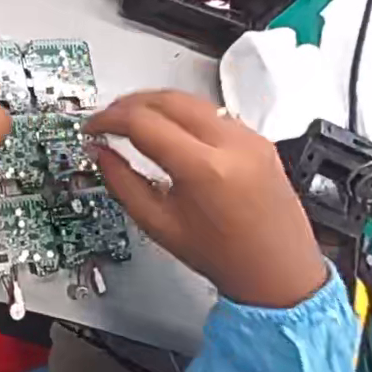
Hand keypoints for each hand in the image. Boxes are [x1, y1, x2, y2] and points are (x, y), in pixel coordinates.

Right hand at [86, 90, 326, 308]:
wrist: (279, 272)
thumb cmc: (225, 256)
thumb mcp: (157, 223)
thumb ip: (121, 182)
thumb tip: (100, 152)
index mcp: (204, 169)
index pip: (142, 121)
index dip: (108, 120)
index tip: (92, 128)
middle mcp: (232, 145)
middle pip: (166, 99)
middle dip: (127, 104)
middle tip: (105, 120)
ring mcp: (249, 139)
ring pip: (189, 99)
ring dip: (152, 104)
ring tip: (129, 120)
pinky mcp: (257, 140)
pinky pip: (210, 111)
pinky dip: (178, 111)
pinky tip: (163, 127)